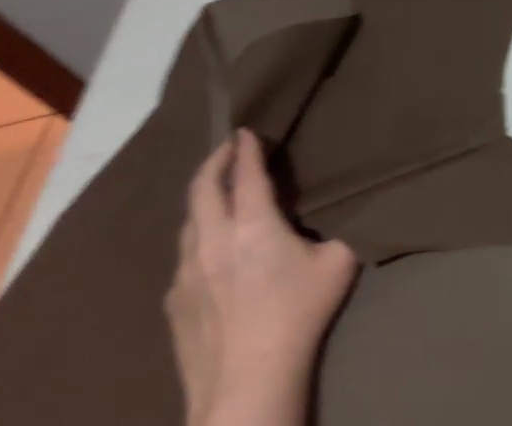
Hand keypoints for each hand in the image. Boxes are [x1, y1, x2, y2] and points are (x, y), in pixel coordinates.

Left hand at [165, 129, 357, 425]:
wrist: (248, 379)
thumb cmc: (299, 313)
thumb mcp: (338, 264)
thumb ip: (332, 234)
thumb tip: (329, 226)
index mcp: (254, 225)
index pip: (246, 174)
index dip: (246, 149)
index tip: (246, 131)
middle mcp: (212, 239)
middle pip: (202, 189)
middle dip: (213, 163)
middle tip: (226, 149)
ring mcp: (185, 271)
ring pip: (188, 222)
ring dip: (202, 200)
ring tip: (217, 194)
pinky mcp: (174, 300)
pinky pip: (184, 256)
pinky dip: (197, 237)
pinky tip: (211, 250)